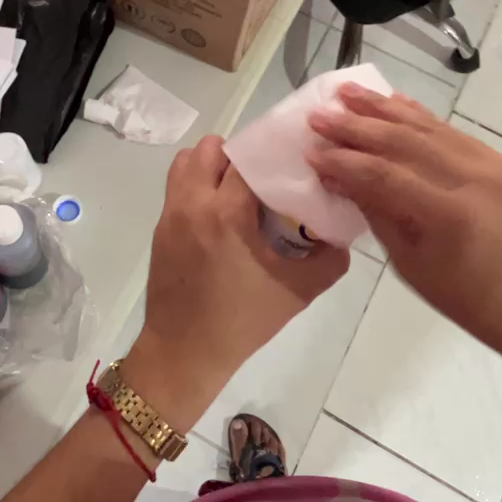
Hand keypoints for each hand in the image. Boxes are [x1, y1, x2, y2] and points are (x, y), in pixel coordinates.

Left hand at [125, 136, 351, 426]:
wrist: (184, 352)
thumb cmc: (242, 321)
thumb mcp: (298, 292)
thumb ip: (329, 258)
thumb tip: (341, 233)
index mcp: (226, 213)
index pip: (247, 158)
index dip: (270, 153)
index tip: (291, 161)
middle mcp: (193, 203)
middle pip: (211, 149)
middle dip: (239, 155)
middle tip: (263, 177)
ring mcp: (171, 214)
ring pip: (186, 162)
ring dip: (212, 165)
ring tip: (238, 190)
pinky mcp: (160, 229)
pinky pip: (177, 186)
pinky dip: (197, 184)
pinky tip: (221, 213)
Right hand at [307, 85, 501, 362]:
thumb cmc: (472, 303)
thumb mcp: (413, 266)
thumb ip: (377, 214)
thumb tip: (339, 177)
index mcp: (452, 216)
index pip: (386, 176)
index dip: (344, 162)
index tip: (311, 151)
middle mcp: (477, 180)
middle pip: (405, 142)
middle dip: (356, 127)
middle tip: (318, 115)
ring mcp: (496, 166)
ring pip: (430, 128)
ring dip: (384, 109)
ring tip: (347, 91)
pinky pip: (453, 134)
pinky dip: (420, 117)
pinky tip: (393, 102)